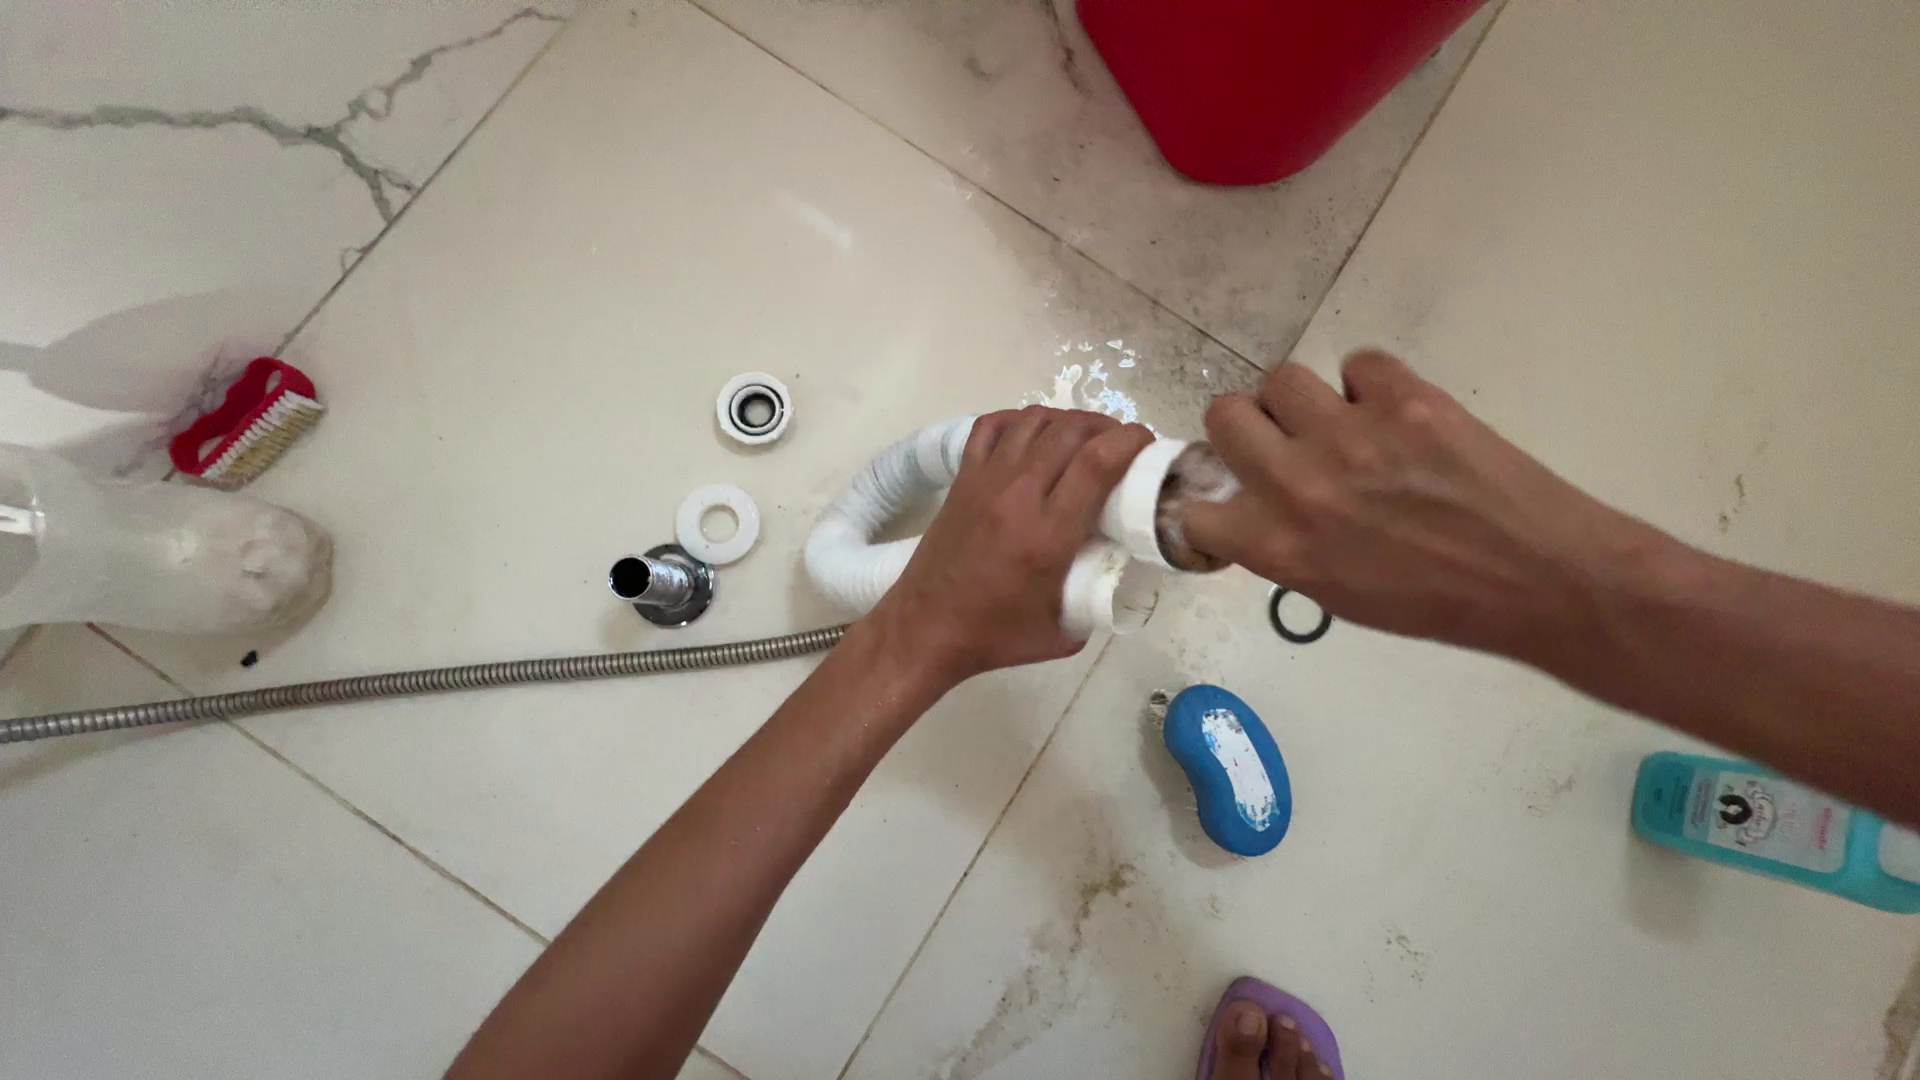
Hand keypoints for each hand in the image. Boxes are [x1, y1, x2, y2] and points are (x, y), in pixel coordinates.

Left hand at [867, 406, 1154, 684]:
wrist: (925, 629)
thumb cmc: (994, 636)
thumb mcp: (1064, 631)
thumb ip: (1096, 597)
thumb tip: (1115, 568)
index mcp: (1048, 534)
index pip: (1097, 462)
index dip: (1130, 441)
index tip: (1147, 444)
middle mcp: (1017, 496)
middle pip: (1070, 432)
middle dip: (1107, 427)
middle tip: (1121, 444)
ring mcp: (985, 481)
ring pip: (1033, 422)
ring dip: (1067, 421)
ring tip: (1083, 438)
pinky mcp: (961, 479)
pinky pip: (992, 427)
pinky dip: (1019, 420)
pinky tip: (1034, 435)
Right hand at [1185, 350, 1672, 656]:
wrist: (1537, 578)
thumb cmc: (1428, 603)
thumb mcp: (1328, 590)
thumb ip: (1277, 543)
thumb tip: (1254, 505)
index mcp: (1275, 543)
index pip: (1190, 506)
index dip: (1203, 495)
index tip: (1226, 491)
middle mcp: (1295, 483)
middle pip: (1224, 414)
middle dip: (1245, 426)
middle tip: (1280, 440)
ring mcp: (1349, 434)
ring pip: (1281, 378)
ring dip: (1302, 400)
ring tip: (1337, 420)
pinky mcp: (1405, 398)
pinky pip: (1358, 365)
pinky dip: (1368, 385)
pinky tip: (1392, 412)